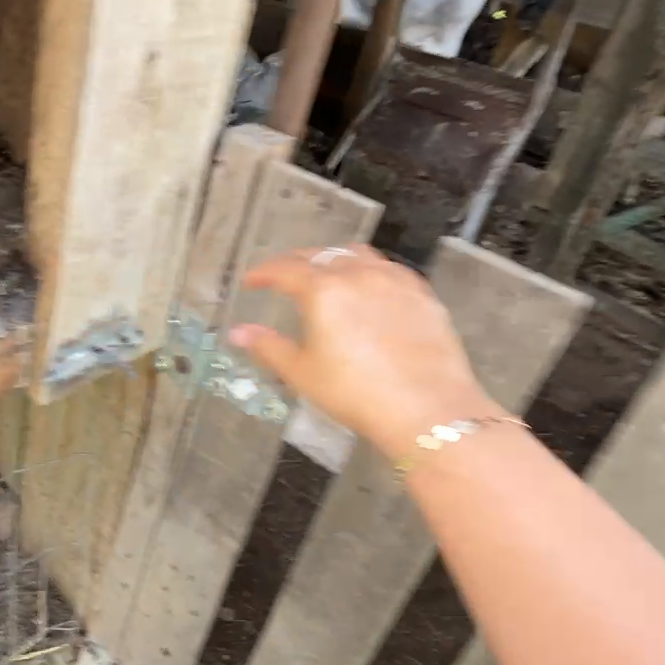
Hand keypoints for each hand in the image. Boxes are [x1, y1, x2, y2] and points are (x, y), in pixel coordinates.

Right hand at [229, 246, 501, 458]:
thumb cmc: (355, 393)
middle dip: (296, 262)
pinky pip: (389, 269)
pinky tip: (369, 288)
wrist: (427, 409)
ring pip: (357, 255)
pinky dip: (368, 270)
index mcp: (323, 290)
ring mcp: (394, 281)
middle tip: (282, 276)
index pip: (285, 269)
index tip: (251, 281)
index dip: (264, 273)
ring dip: (334, 259)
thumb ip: (268, 347)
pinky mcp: (422, 295)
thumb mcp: (303, 373)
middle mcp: (357, 275)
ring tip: (325, 274)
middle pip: (320, 255)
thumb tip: (237, 332)